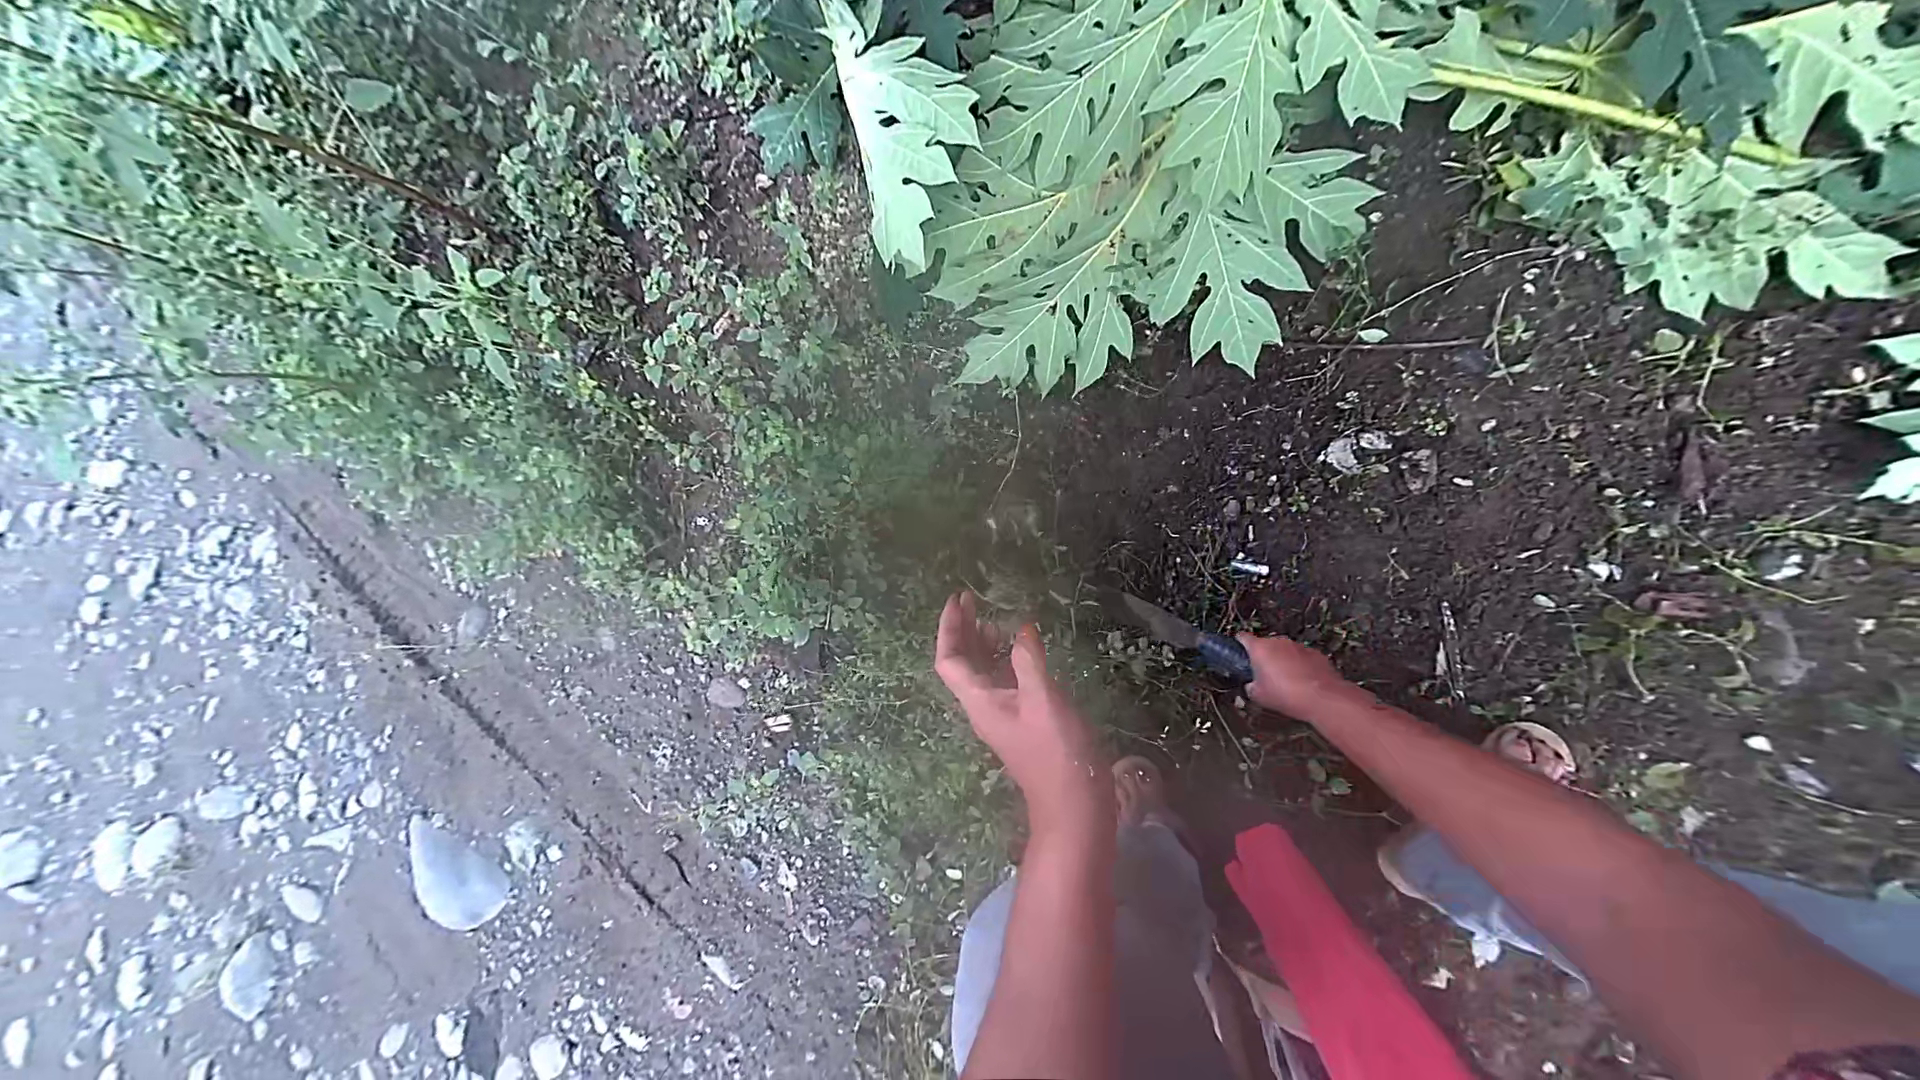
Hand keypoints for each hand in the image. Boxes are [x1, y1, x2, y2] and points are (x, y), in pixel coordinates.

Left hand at [935, 591, 1110, 834]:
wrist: (1074, 804)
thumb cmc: (1056, 752)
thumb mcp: (1043, 699)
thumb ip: (1028, 660)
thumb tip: (1021, 628)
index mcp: (979, 701)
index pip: (949, 660)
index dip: (949, 628)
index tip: (958, 599)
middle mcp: (984, 706)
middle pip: (962, 663)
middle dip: (964, 630)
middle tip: (974, 600)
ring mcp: (1002, 714)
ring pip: (982, 671)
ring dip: (984, 644)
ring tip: (995, 620)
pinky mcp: (1022, 719)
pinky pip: (1004, 681)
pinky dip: (1006, 659)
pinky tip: (1023, 649)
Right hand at [1237, 633, 1355, 717]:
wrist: (1323, 699)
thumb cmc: (1287, 695)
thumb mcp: (1259, 696)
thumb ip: (1251, 686)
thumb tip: (1252, 685)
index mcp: (1259, 648)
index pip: (1243, 637)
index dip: (1239, 644)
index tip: (1239, 653)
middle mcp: (1278, 642)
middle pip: (1265, 644)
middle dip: (1264, 657)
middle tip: (1263, 675)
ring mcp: (1299, 646)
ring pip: (1285, 650)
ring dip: (1283, 660)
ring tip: (1286, 681)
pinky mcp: (1316, 654)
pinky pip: (1302, 657)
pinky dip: (1300, 665)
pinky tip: (1303, 682)